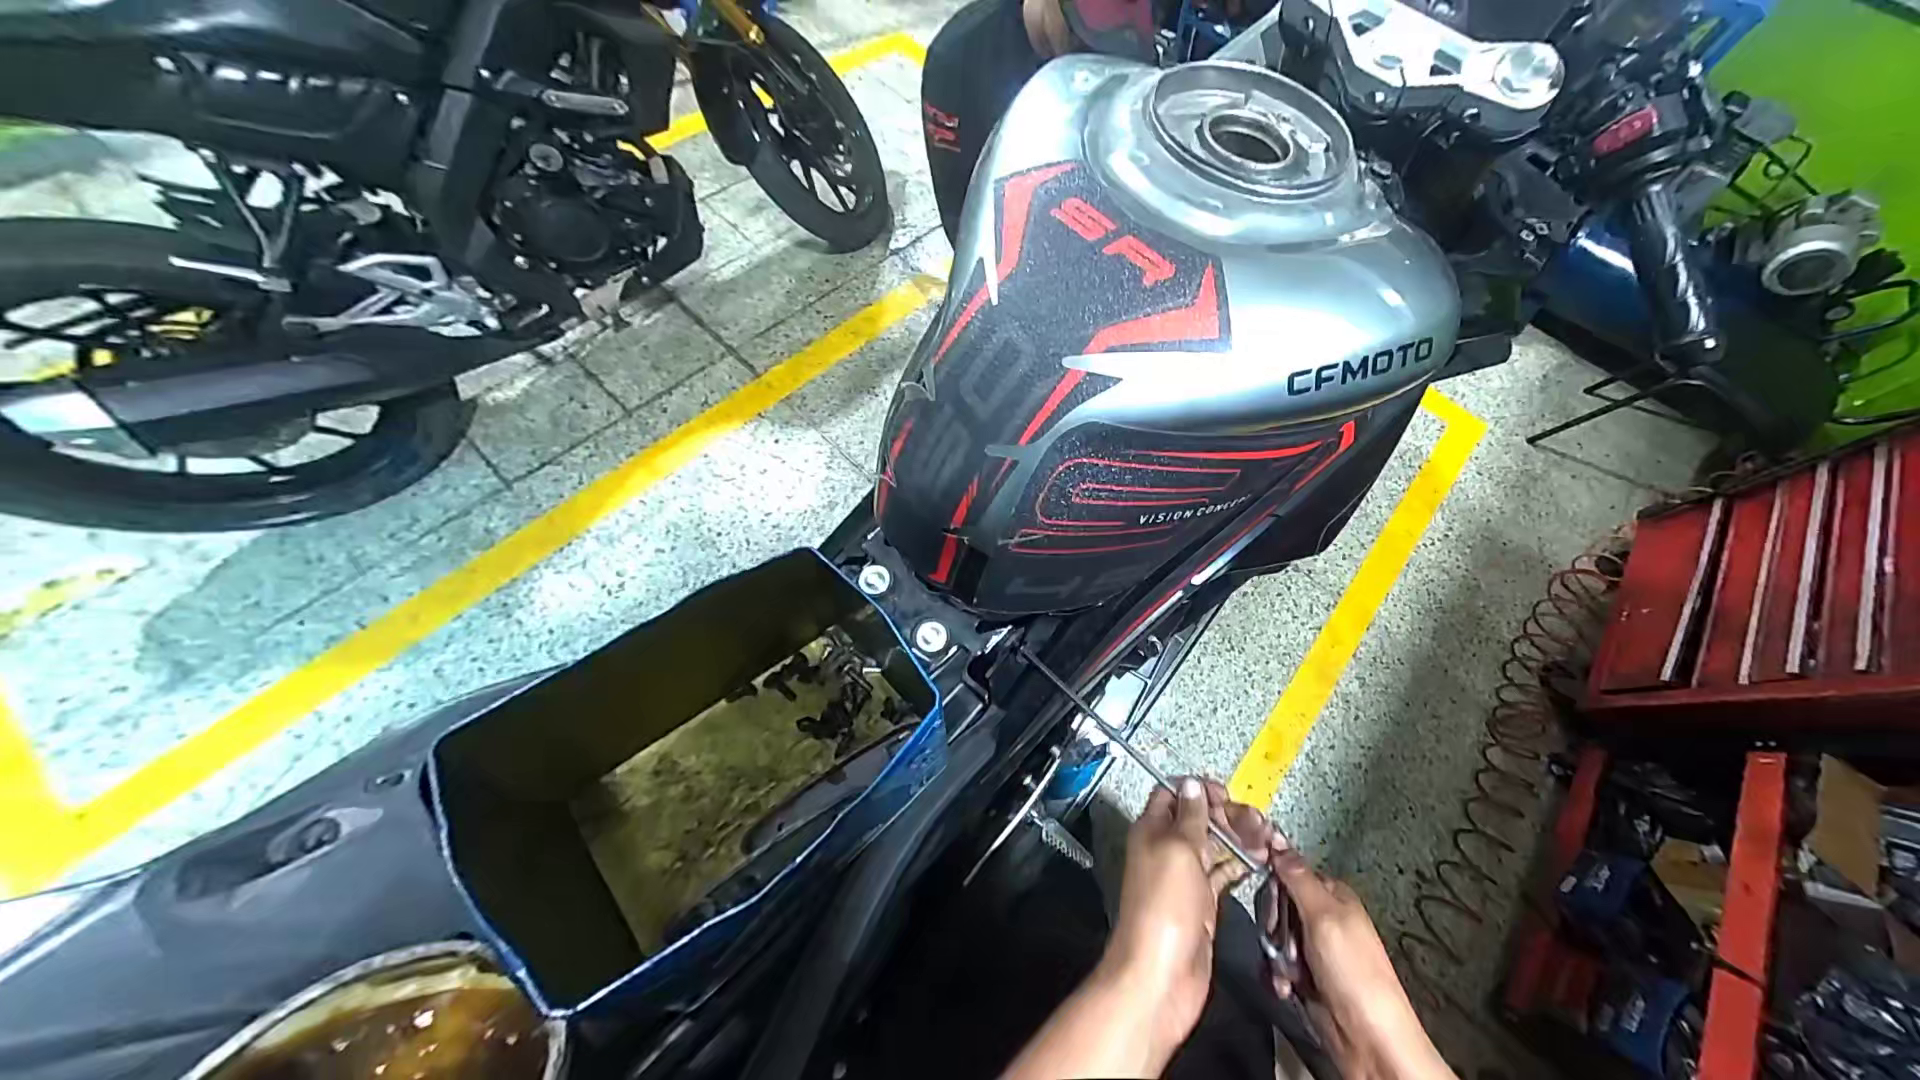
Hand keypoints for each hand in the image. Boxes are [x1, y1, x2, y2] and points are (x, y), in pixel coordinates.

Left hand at [1000, 776, 1271, 1079]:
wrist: (1163, 972)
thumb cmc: (1164, 907)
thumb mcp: (1178, 850)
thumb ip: (1189, 816)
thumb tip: (1191, 784)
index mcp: (1152, 829)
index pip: (1173, 794)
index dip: (1199, 789)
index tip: (1227, 794)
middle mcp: (1166, 848)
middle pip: (1197, 818)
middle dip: (1226, 814)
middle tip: (1255, 821)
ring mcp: (1185, 876)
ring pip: (1213, 845)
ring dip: (1238, 838)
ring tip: (1266, 837)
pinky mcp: (1202, 902)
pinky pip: (1222, 873)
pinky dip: (1240, 864)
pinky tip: (1259, 860)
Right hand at [1265, 843, 1455, 1079]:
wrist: (1370, 1043)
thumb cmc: (1356, 978)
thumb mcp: (1324, 917)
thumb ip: (1298, 877)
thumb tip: (1278, 842)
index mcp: (1333, 895)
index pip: (1286, 871)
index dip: (1274, 888)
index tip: (1273, 906)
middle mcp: (1324, 917)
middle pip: (1275, 903)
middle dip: (1273, 927)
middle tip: (1287, 944)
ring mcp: (1315, 947)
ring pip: (1272, 934)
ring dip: (1275, 955)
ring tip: (1291, 974)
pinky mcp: (1306, 973)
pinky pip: (1275, 961)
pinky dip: (1277, 974)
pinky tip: (1288, 986)